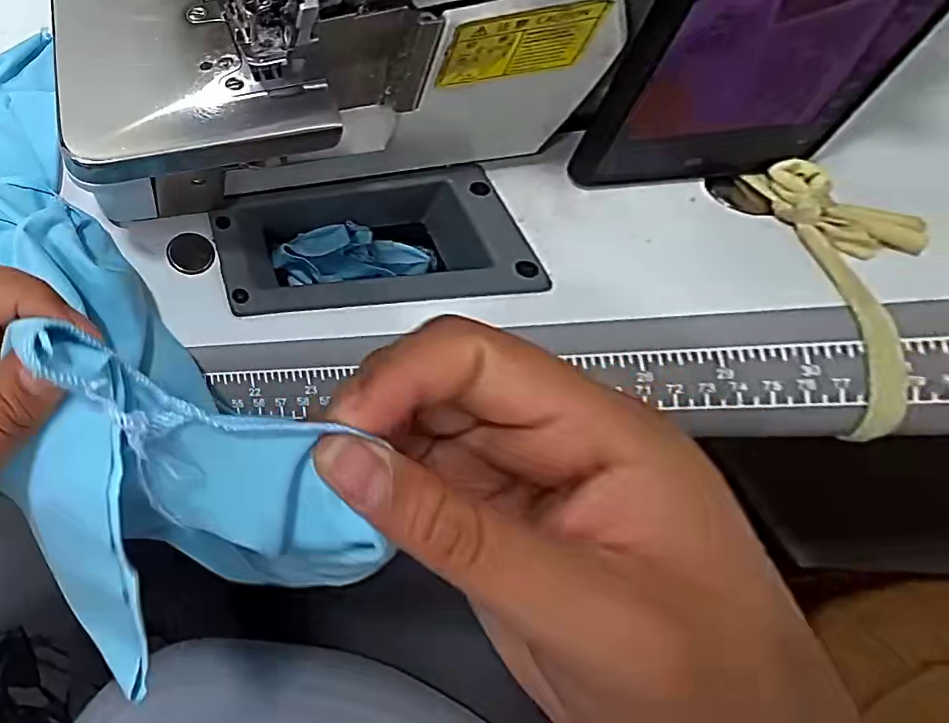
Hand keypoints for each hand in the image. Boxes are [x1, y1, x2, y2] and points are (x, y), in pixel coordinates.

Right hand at [313, 316, 855, 722]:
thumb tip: (344, 458)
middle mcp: (551, 434)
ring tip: (336, 478)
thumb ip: (450, 531)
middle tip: (329, 454)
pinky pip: (410, 464)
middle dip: (371, 408)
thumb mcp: (579, 611)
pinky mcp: (483, 502)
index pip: (472, 356)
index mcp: (601, 431)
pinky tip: (361, 498)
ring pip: (411, 417)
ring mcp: (515, 467)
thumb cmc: (716, 694)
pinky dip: (374, 476)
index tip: (345, 425)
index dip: (397, 376)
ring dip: (366, 441)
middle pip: (432, 377)